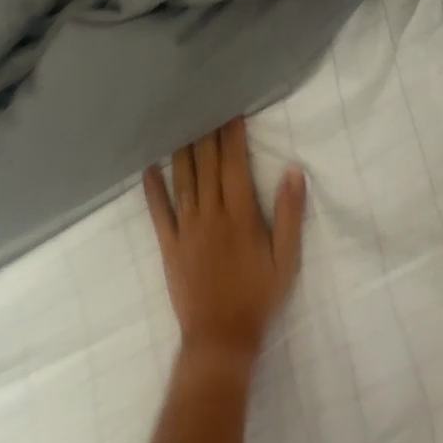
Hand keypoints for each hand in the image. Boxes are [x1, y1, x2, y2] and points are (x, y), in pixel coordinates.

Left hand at [143, 118, 306, 361]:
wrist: (221, 336)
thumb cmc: (259, 296)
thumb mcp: (287, 257)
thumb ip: (290, 213)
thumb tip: (293, 172)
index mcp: (240, 216)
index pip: (234, 165)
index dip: (232, 137)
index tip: (231, 112)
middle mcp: (210, 216)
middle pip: (207, 166)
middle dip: (207, 134)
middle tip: (203, 106)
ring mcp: (186, 230)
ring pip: (183, 181)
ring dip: (183, 151)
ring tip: (181, 123)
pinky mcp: (169, 246)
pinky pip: (159, 212)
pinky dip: (153, 188)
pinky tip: (150, 167)